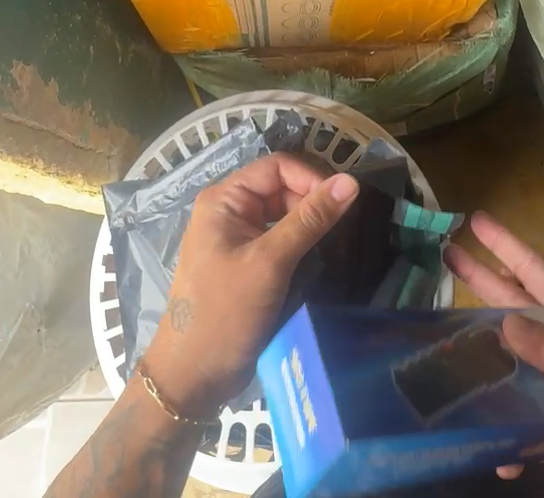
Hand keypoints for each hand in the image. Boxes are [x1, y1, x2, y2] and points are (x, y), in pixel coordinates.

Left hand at [139, 153, 357, 414]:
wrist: (192, 376)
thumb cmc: (226, 313)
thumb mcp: (271, 262)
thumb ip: (310, 219)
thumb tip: (351, 182)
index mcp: (223, 199)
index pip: (276, 166)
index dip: (311, 178)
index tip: (343, 203)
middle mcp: (227, 211)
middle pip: (280, 188)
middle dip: (311, 201)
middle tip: (344, 227)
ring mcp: (235, 238)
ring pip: (282, 214)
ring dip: (308, 223)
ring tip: (337, 241)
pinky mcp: (244, 263)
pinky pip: (277, 238)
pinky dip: (299, 243)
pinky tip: (319, 258)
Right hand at [445, 212, 543, 497]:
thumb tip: (506, 322)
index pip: (541, 277)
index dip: (509, 249)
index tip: (476, 221)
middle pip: (517, 311)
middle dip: (482, 283)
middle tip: (445, 254)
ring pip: (508, 368)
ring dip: (477, 359)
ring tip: (437, 346)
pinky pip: (516, 428)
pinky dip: (495, 433)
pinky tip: (476, 438)